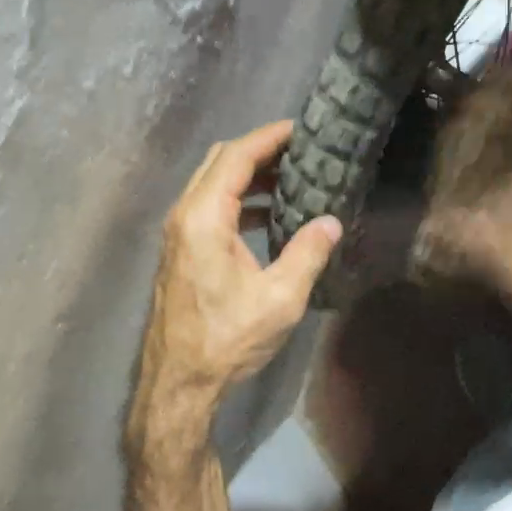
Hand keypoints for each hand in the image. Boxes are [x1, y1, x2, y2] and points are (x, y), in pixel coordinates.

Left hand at [146, 120, 341, 392]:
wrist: (180, 381)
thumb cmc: (228, 339)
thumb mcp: (280, 298)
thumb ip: (307, 253)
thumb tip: (332, 221)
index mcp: (204, 218)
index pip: (236, 157)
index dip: (269, 137)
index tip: (301, 128)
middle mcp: (185, 216)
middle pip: (220, 162)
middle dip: (260, 150)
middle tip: (302, 150)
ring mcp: (179, 234)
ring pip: (214, 185)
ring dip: (251, 176)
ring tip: (294, 177)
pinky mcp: (182, 252)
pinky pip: (212, 208)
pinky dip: (242, 200)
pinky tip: (273, 215)